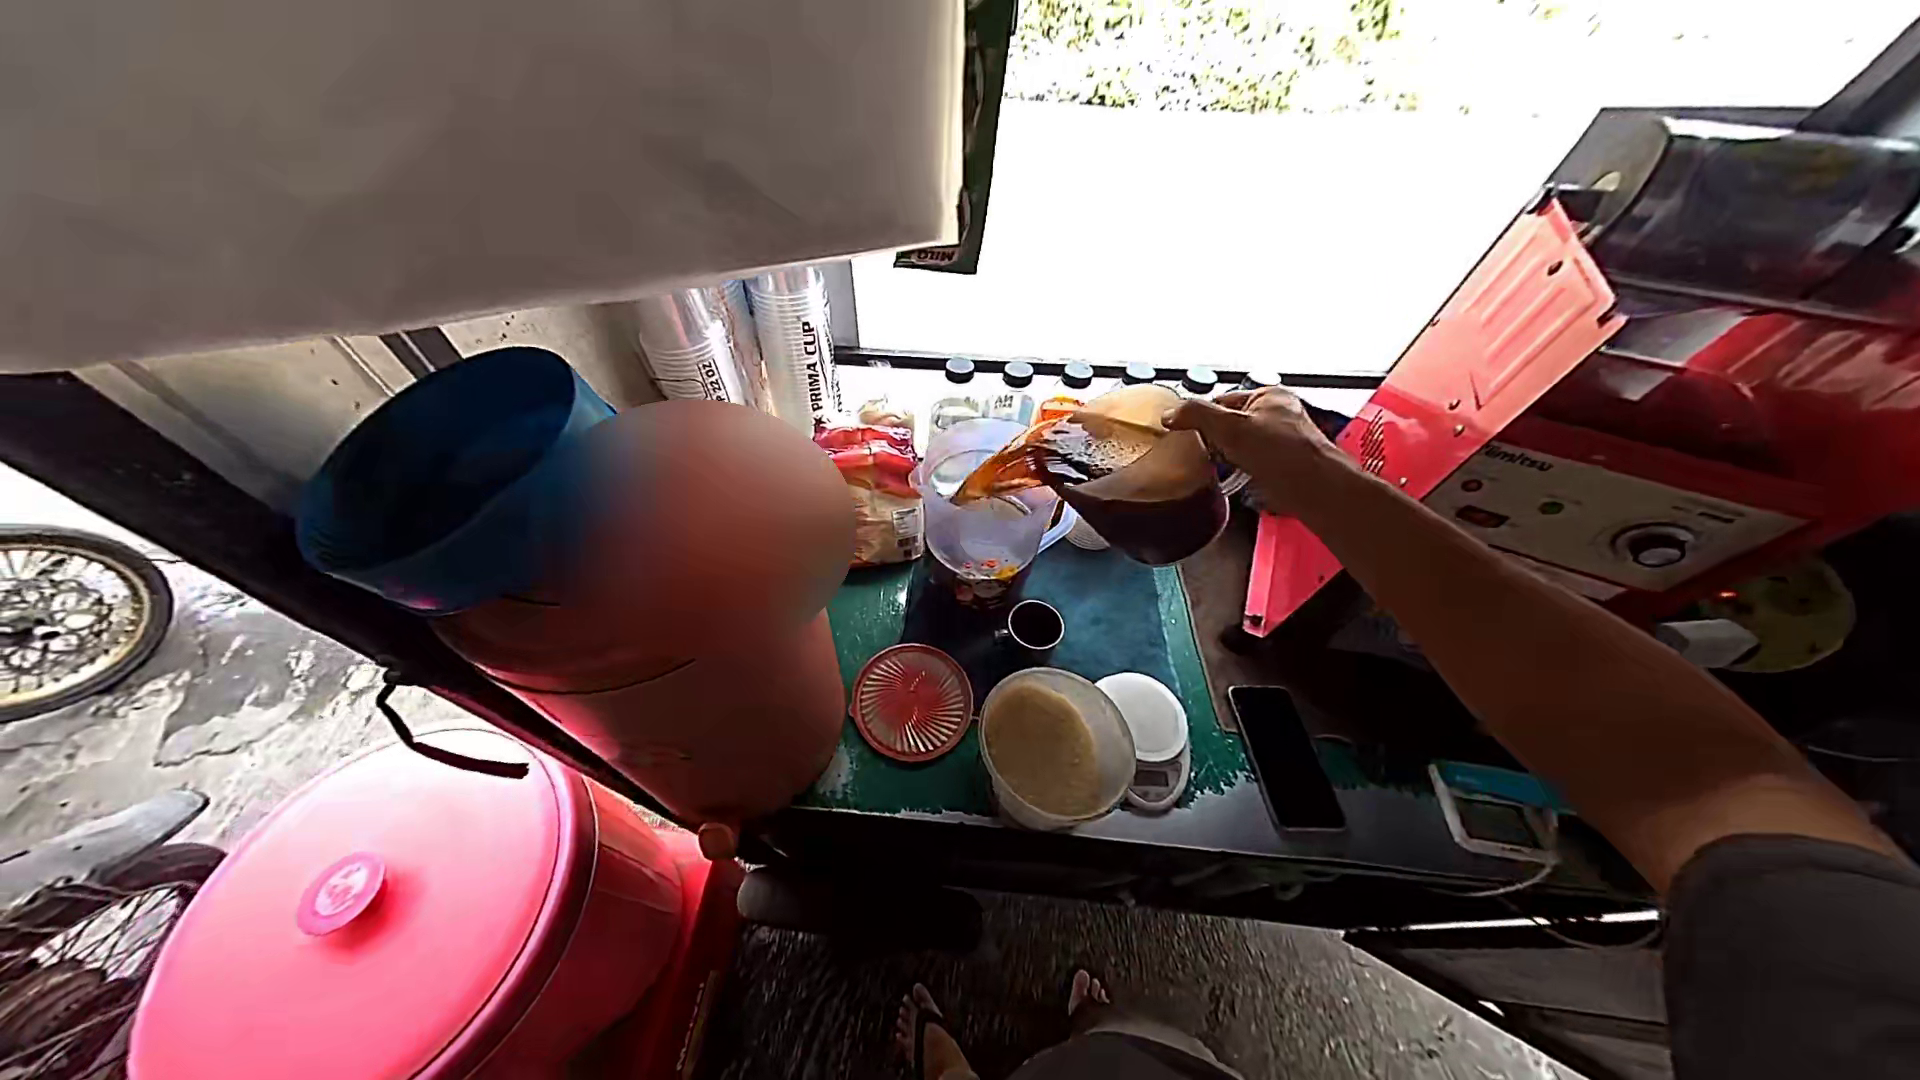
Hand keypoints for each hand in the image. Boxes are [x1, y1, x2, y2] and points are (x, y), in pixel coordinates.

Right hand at [1164, 387, 1358, 516]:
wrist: (1314, 489)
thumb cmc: (1284, 454)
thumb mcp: (1230, 427)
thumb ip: (1196, 415)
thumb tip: (1170, 414)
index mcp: (1268, 396)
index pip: (1220, 400)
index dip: (1202, 417)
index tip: (1187, 431)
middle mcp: (1277, 414)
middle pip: (1228, 424)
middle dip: (1215, 440)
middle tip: (1209, 452)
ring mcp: (1280, 440)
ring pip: (1238, 446)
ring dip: (1227, 458)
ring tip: (1224, 467)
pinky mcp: (1281, 464)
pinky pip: (1249, 464)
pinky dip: (1240, 471)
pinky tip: (1238, 478)